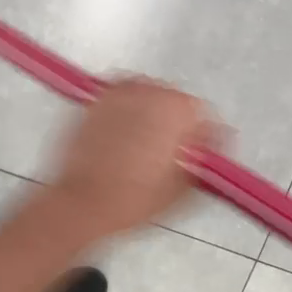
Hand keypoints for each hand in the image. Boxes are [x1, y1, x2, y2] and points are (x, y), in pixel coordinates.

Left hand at [49, 77, 214, 238]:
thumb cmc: (130, 200)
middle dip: (173, 124)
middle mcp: (149, 89)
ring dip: (149, 117)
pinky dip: (125, 116)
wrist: (80, 202)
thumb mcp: (179, 189)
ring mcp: (118, 91)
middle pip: (174, 101)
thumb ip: (203, 162)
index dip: (200, 138)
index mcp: (177, 109)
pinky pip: (120, 102)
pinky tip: (120, 142)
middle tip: (166, 155)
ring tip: (141, 150)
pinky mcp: (94, 100)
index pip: (203, 114)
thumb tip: (211, 150)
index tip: (195, 156)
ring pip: (146, 98)